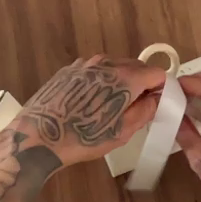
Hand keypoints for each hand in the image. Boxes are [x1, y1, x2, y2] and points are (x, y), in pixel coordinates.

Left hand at [9, 55, 166, 166]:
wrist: (39, 136)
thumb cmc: (85, 138)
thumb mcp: (123, 131)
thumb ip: (146, 110)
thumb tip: (158, 98)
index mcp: (125, 77)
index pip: (156, 72)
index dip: (161, 87)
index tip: (157, 102)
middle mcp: (106, 63)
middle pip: (135, 66)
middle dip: (141, 84)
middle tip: (135, 108)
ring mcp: (85, 64)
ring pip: (114, 67)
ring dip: (119, 82)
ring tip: (109, 107)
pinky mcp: (69, 69)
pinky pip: (94, 71)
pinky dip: (100, 82)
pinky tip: (89, 103)